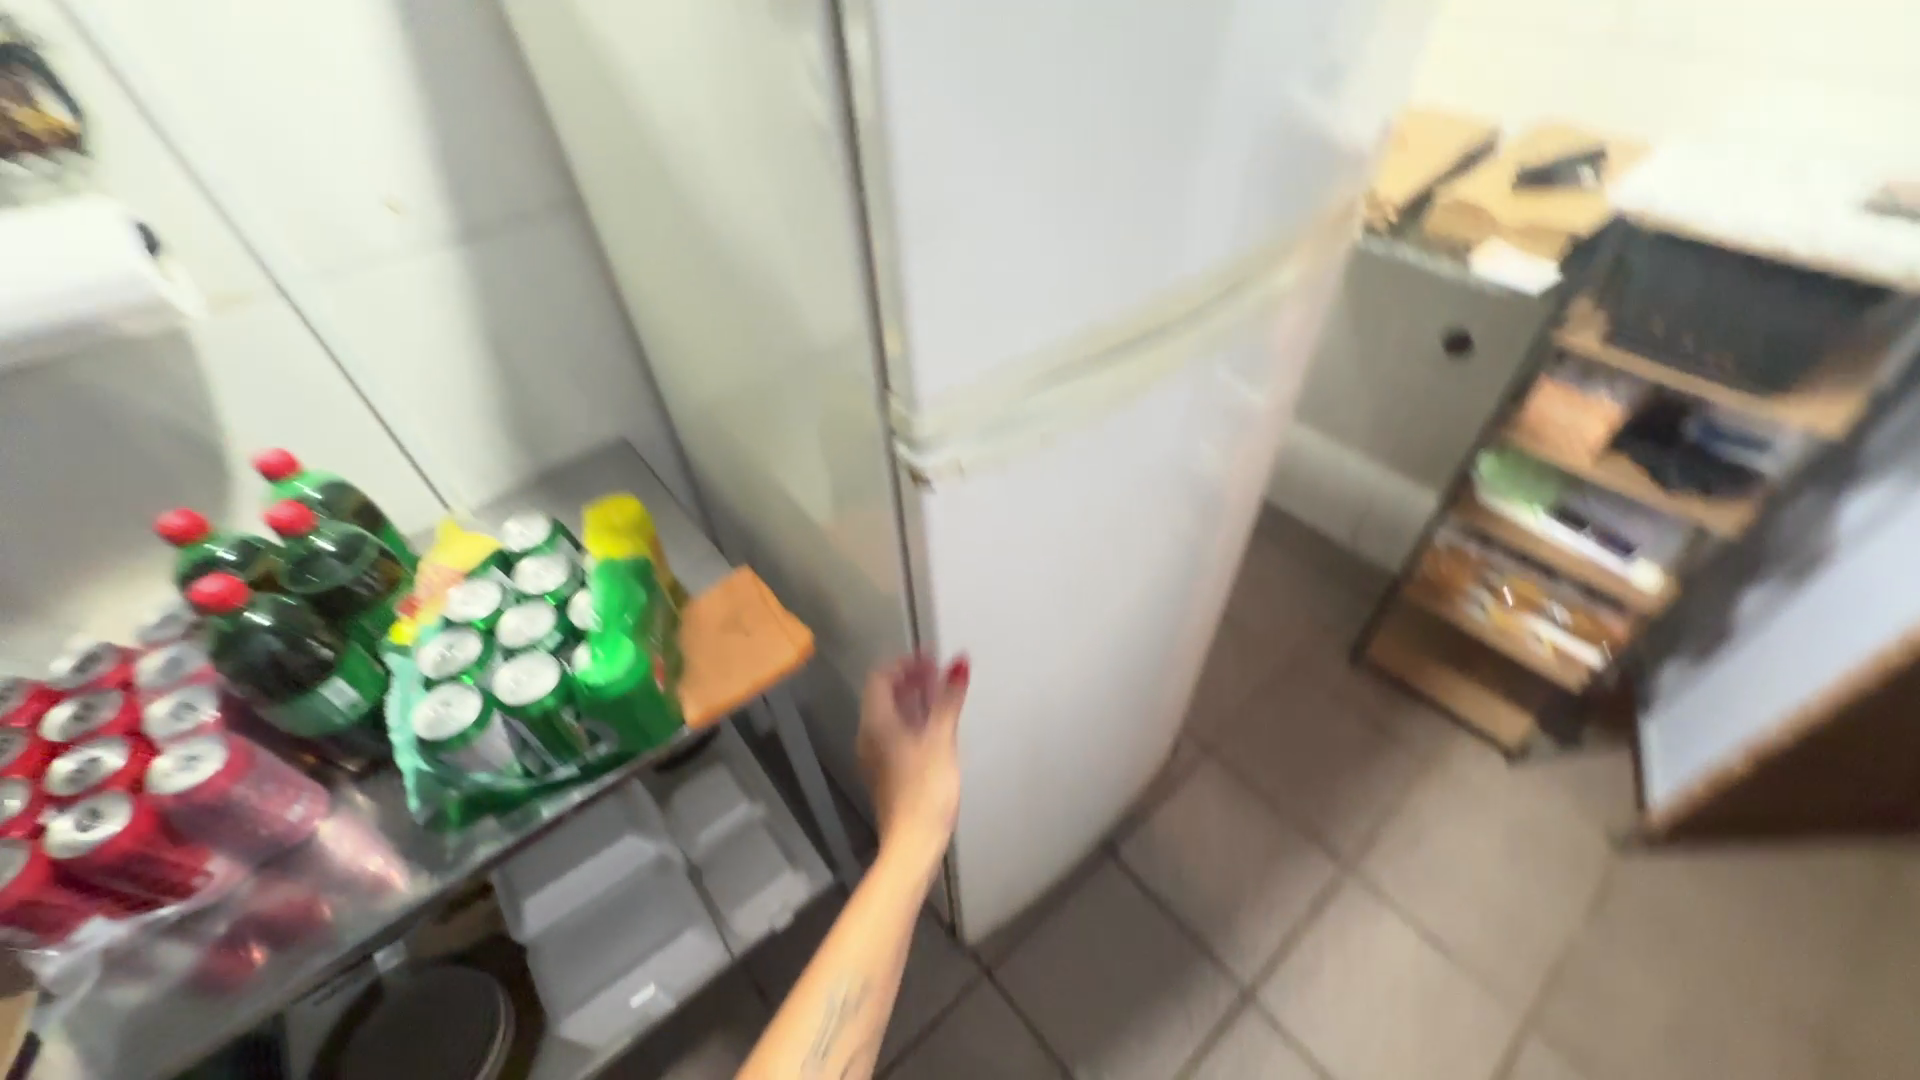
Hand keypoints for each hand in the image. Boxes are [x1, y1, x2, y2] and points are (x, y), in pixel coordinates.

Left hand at [857, 653, 968, 869]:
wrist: (914, 842)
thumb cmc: (925, 792)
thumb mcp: (942, 739)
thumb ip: (949, 699)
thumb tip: (958, 664)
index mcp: (877, 724)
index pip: (881, 677)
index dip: (905, 663)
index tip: (931, 658)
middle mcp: (870, 736)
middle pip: (884, 695)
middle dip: (911, 679)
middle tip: (938, 672)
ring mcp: (877, 755)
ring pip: (891, 715)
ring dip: (913, 699)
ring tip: (941, 693)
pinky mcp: (888, 771)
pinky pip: (895, 734)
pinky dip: (913, 720)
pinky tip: (935, 724)